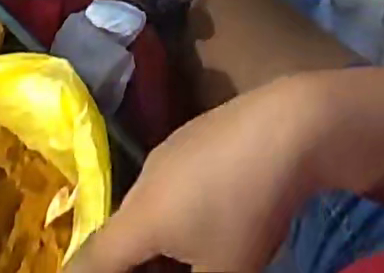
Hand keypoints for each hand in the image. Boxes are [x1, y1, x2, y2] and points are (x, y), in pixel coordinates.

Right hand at [66, 79, 326, 272]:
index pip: (91, 261)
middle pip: (123, 232)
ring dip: (162, 236)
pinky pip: (177, 177)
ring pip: (152, 202)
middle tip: (175, 272)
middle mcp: (148, 174)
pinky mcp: (202, 128)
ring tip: (200, 253)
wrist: (291, 125)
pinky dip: (183, 204)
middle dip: (137, 264)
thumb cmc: (250, 206)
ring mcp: (176, 144)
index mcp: (140, 214)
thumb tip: (189, 272)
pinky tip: (221, 211)